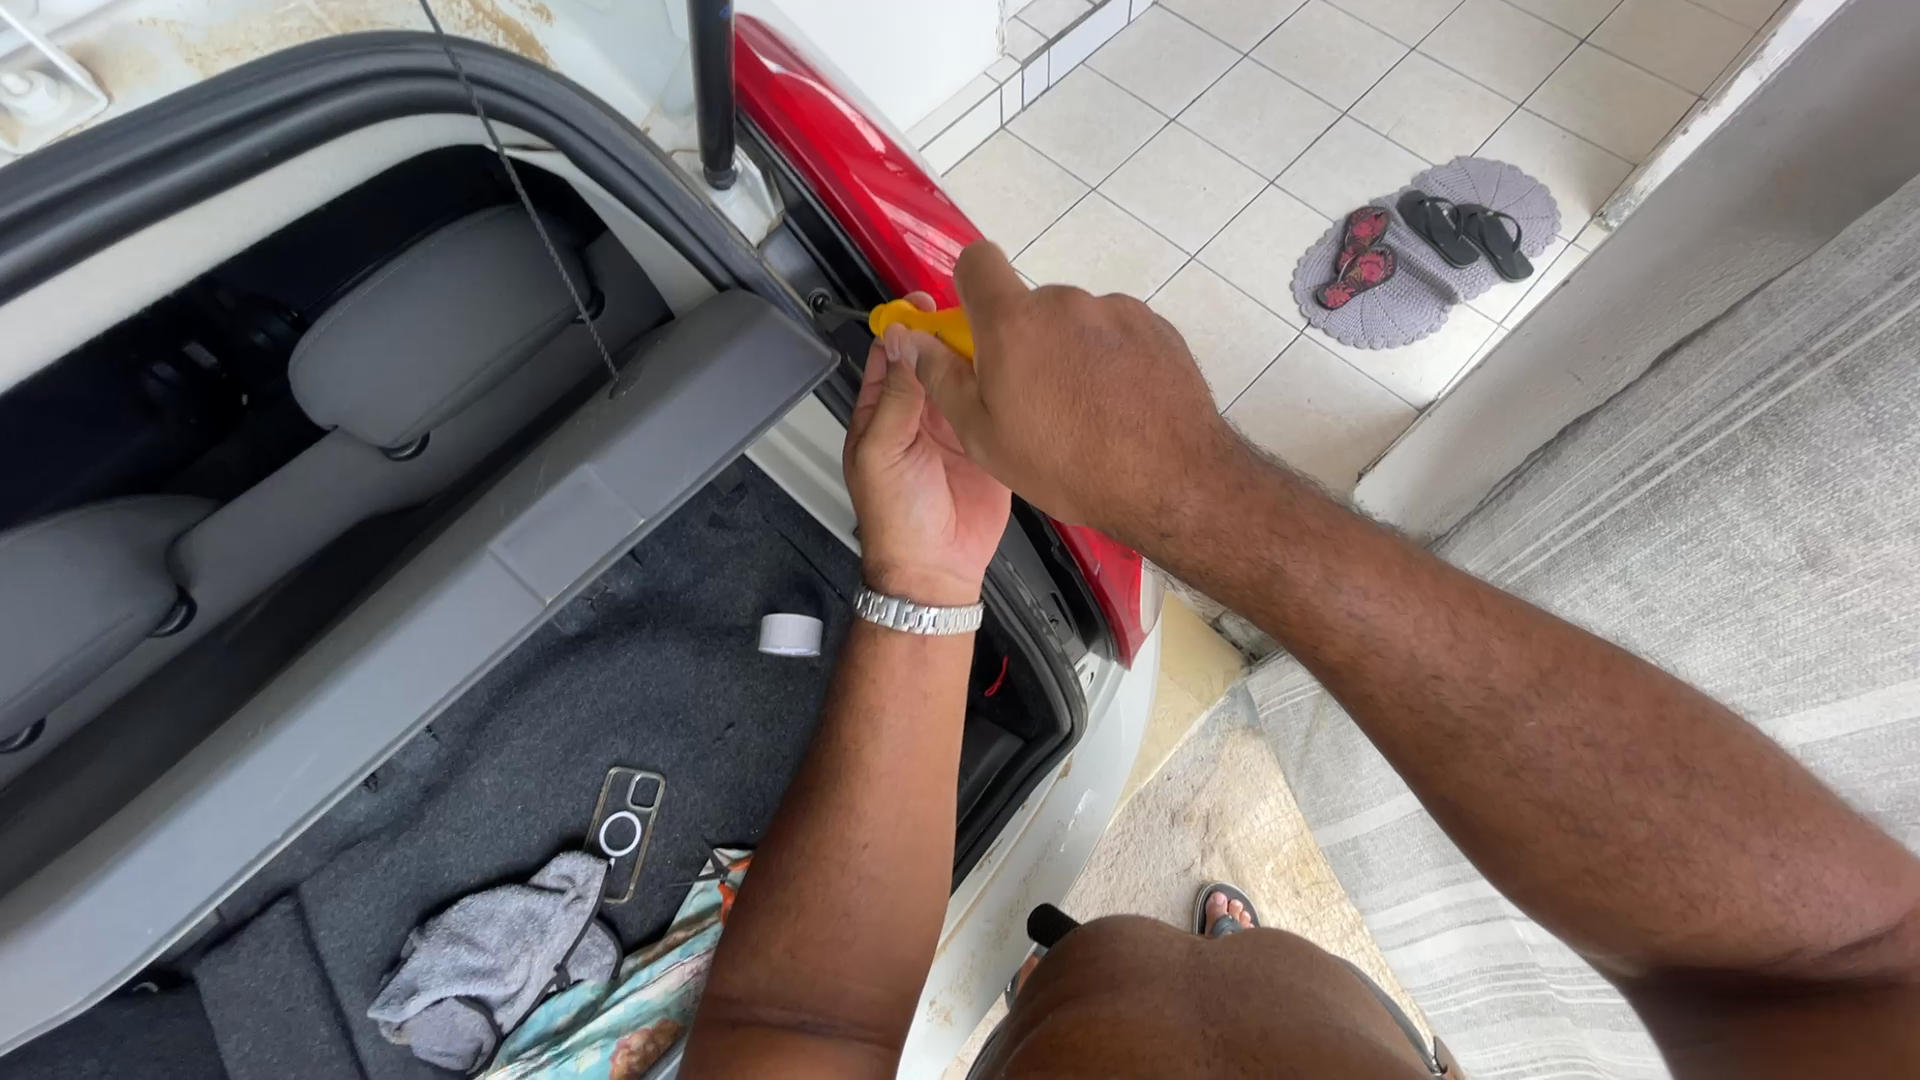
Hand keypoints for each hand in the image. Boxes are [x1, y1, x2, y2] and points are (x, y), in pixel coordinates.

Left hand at [843, 292, 1011, 606]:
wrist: (937, 568)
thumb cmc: (897, 516)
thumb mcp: (884, 450)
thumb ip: (895, 396)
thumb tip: (901, 337)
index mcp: (884, 410)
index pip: (893, 353)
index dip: (908, 325)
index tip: (928, 300)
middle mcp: (921, 412)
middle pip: (934, 358)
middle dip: (950, 332)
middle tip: (976, 311)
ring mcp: (958, 426)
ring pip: (967, 377)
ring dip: (979, 355)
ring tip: (1002, 331)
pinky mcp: (989, 442)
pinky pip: (995, 406)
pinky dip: (1004, 386)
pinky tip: (1020, 368)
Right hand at [912, 243, 1243, 545]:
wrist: (1169, 479)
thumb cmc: (1065, 465)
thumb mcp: (984, 435)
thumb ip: (941, 377)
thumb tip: (908, 339)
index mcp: (1014, 322)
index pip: (977, 261)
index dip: (969, 289)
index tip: (976, 334)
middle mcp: (1065, 301)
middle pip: (1028, 305)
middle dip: (1023, 341)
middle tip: (1033, 401)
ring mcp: (1116, 310)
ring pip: (1073, 323)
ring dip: (1068, 353)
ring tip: (1085, 413)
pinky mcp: (1155, 326)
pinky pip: (1114, 334)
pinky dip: (1109, 360)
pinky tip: (1119, 407)